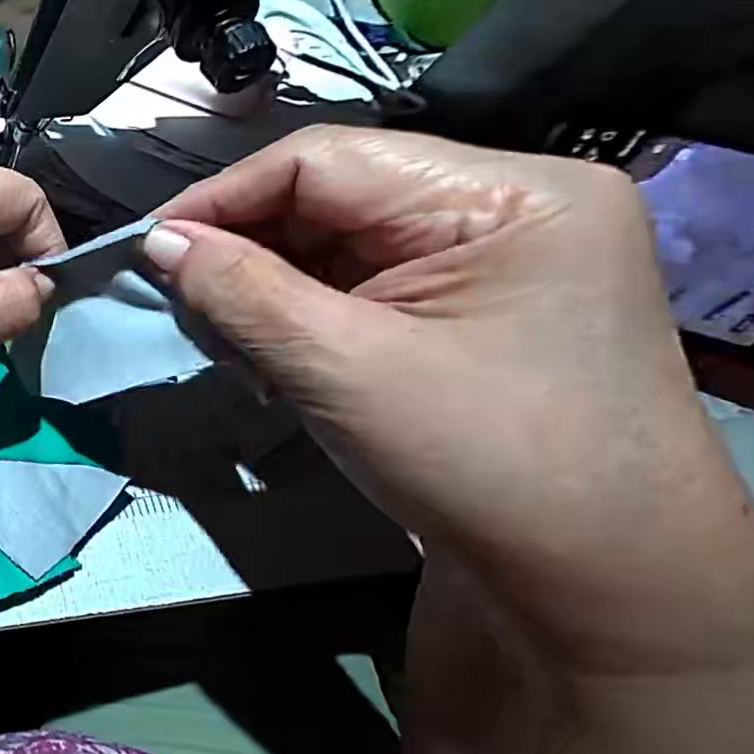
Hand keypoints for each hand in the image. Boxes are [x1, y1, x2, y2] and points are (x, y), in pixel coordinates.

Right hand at [146, 125, 753, 673]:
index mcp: (504, 194)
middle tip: (186, 302)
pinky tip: (273, 357)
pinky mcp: (464, 304)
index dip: (226, 195)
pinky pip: (358, 283)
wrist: (599, 594)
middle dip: (247, 252)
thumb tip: (158, 242)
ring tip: (233, 346)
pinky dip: (301, 315)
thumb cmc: (485, 468)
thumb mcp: (344, 368)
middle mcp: (501, 205)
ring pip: (335, 243)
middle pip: (330, 198)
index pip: (325, 159)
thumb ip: (241, 291)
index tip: (154, 242)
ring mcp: (486, 257)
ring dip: (268, 290)